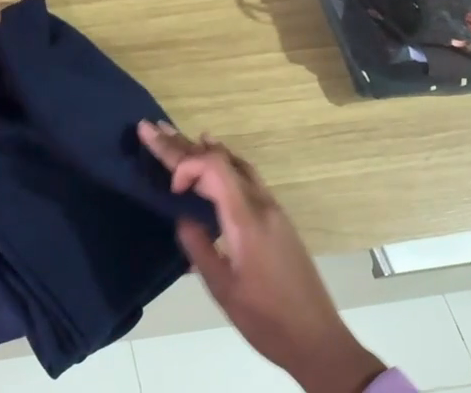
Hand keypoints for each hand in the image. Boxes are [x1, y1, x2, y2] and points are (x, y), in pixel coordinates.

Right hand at [138, 121, 384, 392]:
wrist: (320, 343)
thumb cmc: (267, 320)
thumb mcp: (222, 289)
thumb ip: (199, 247)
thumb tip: (184, 218)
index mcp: (247, 220)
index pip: (214, 168)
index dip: (185, 165)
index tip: (171, 188)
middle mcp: (263, 206)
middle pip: (221, 160)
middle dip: (183, 145)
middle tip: (150, 127)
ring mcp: (274, 211)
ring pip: (236, 164)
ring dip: (204, 150)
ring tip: (176, 136)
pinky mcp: (279, 221)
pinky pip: (247, 177)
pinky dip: (224, 162)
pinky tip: (215, 157)